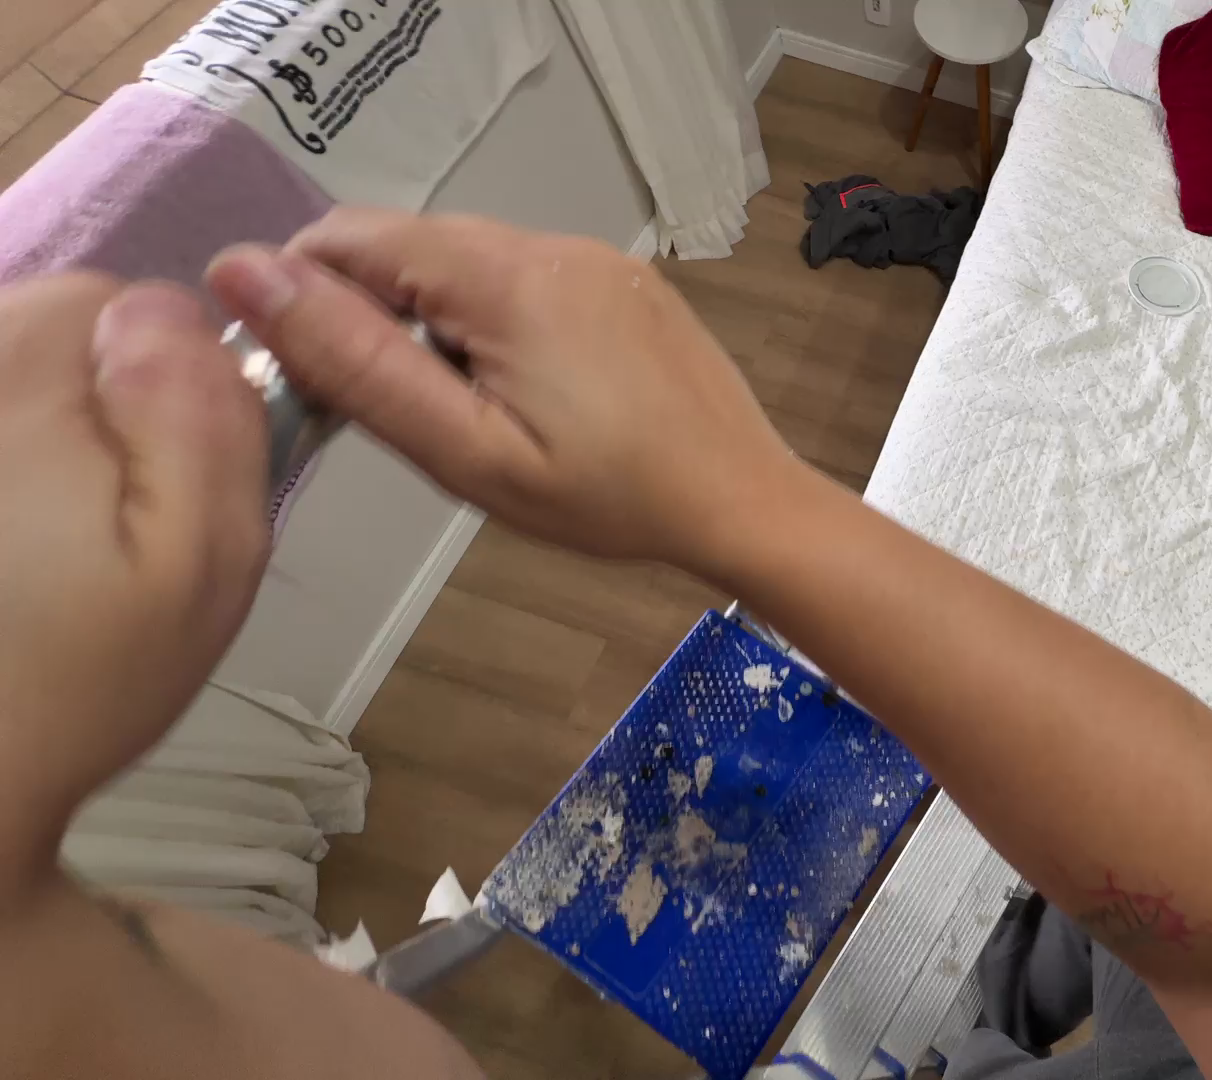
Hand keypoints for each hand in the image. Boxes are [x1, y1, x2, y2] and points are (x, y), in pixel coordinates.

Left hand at [0, 275, 266, 869]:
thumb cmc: (85, 673)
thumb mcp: (204, 555)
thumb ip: (205, 425)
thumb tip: (179, 318)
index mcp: (11, 404)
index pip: (108, 302)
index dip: (171, 369)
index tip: (187, 457)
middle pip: (37, 326)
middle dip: (103, 398)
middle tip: (124, 509)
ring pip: (1, 376)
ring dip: (46, 431)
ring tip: (56, 530)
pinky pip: (0, 426)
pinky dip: (17, 465)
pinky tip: (20, 536)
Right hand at [205, 209, 800, 570]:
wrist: (743, 499)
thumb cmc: (616, 497)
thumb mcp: (474, 452)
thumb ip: (359, 364)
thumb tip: (246, 272)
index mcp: (507, 276)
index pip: (350, 238)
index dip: (315, 303)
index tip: (344, 384)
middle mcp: (559, 246)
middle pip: (419, 250)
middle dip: (393, 319)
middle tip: (438, 415)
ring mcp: (610, 265)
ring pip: (483, 267)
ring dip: (459, 326)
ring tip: (505, 412)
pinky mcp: (641, 290)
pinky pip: (546, 284)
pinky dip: (520, 325)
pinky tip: (559, 393)